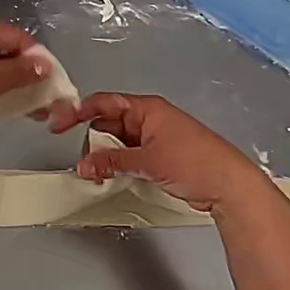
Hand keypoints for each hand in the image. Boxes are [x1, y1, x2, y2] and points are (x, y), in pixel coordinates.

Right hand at [49, 92, 267, 212]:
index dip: (79, 111)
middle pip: (108, 123)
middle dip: (93, 141)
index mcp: (147, 108)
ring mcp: (154, 138)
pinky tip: (110, 177)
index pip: (104, 102)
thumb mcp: (146, 162)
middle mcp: (149, 119)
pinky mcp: (158, 156)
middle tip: (84, 162)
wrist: (229, 187)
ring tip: (96, 173)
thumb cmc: (194, 163)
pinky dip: (117, 164)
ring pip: (117, 141)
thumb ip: (111, 162)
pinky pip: (129, 155)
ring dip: (104, 156)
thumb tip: (84, 166)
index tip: (59, 125)